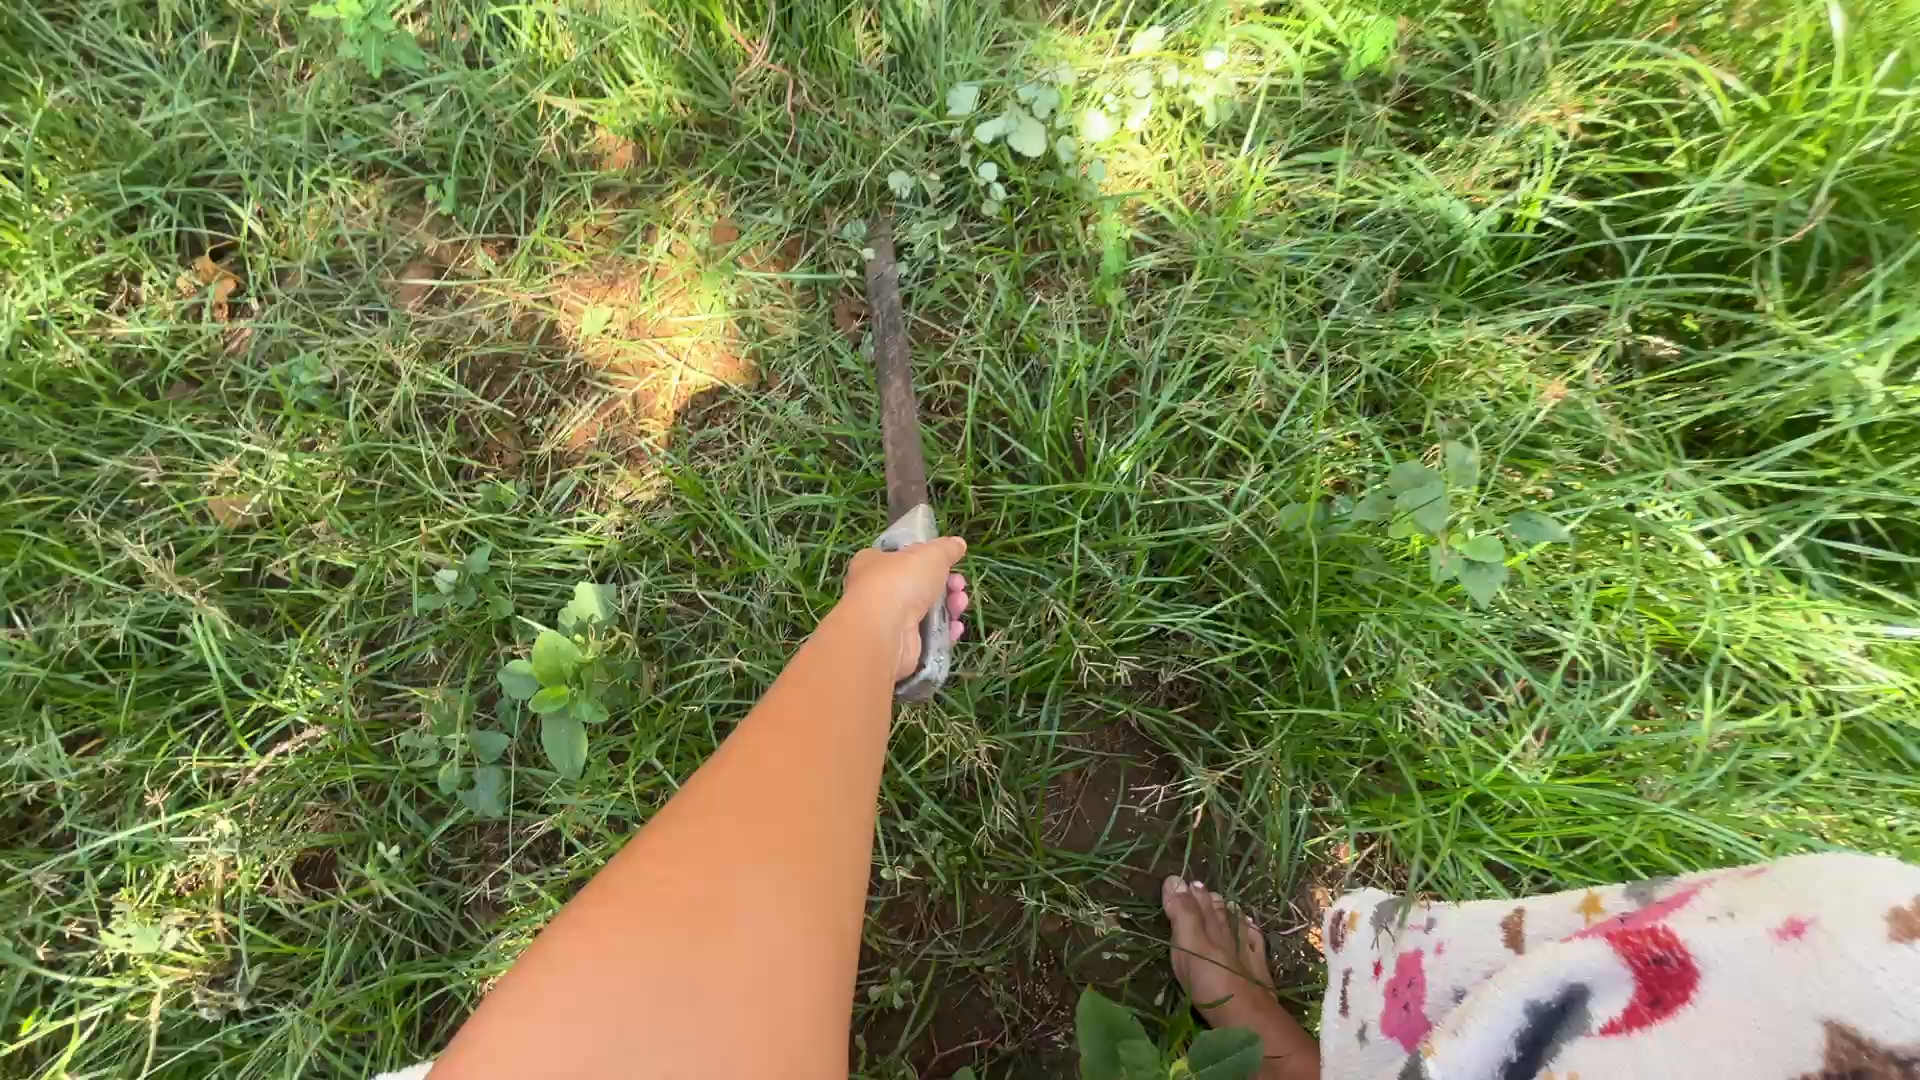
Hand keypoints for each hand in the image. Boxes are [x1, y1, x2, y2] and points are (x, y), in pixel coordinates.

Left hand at [837, 536, 969, 681]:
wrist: (884, 630)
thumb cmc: (900, 581)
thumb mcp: (930, 554)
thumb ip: (946, 548)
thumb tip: (958, 543)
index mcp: (874, 562)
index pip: (901, 557)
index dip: (926, 559)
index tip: (948, 562)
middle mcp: (878, 591)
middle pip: (920, 585)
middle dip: (946, 584)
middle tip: (958, 585)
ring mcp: (889, 620)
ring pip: (927, 611)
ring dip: (949, 607)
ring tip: (959, 605)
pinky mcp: (901, 645)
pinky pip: (928, 636)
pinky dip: (944, 632)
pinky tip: (955, 628)